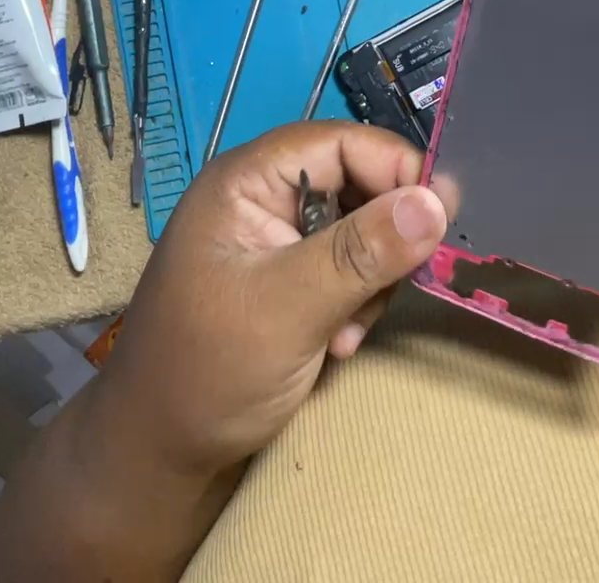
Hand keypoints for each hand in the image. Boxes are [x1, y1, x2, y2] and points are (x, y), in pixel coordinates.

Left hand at [101, 121, 449, 478]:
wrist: (158, 455)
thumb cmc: (207, 372)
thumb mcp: (288, 308)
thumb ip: (362, 252)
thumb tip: (438, 200)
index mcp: (247, 181)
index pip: (340, 143)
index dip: (394, 167)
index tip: (440, 215)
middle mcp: (265, 199)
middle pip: (357, 183)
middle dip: (382, 236)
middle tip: (391, 285)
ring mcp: (279, 239)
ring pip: (364, 228)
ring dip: (372, 278)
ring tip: (346, 329)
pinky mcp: (292, 276)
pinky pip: (353, 267)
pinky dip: (359, 301)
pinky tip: (338, 341)